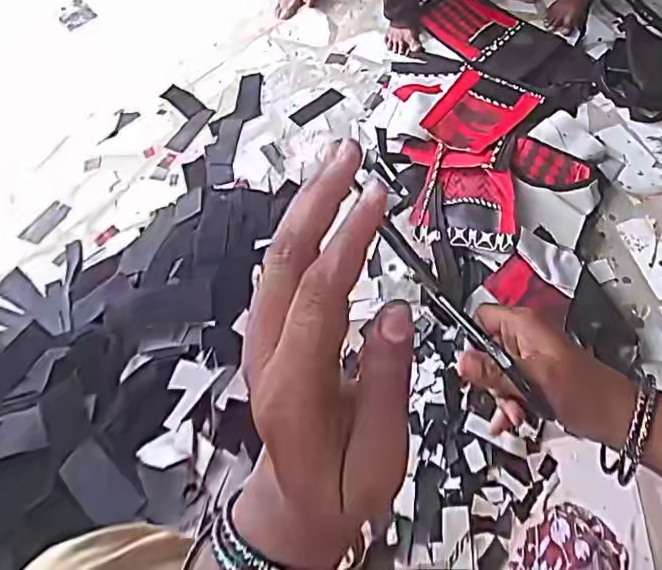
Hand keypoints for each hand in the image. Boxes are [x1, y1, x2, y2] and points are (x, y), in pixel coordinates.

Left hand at [234, 142, 413, 568]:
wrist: (292, 504)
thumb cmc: (334, 488)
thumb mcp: (379, 458)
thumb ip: (388, 381)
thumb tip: (399, 311)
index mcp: (293, 386)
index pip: (320, 292)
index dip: (348, 239)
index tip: (375, 199)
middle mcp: (266, 351)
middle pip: (285, 255)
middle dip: (317, 196)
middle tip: (347, 156)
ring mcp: (261, 334)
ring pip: (279, 252)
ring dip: (308, 201)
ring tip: (337, 163)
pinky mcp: (269, 325)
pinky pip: (284, 263)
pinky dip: (304, 223)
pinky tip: (321, 200)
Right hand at [456, 305, 634, 445]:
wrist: (616, 417)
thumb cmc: (588, 393)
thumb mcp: (533, 381)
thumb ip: (494, 371)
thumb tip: (463, 361)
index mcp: (524, 323)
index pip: (480, 318)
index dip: (470, 342)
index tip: (469, 368)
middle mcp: (526, 335)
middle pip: (486, 348)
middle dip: (489, 378)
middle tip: (500, 396)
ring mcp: (531, 355)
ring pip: (497, 370)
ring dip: (500, 395)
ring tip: (514, 413)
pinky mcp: (536, 375)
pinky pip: (510, 384)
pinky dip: (510, 401)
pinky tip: (516, 417)